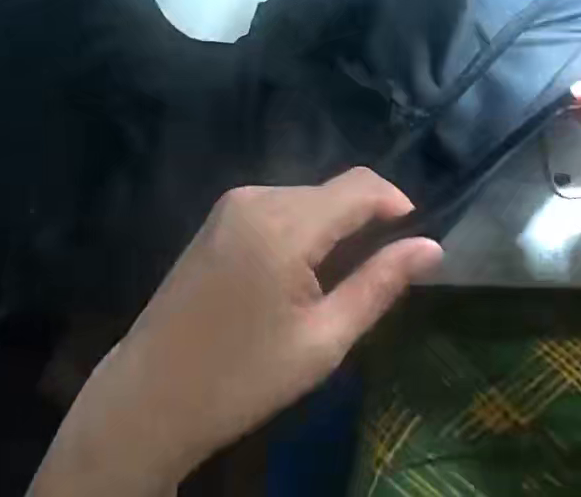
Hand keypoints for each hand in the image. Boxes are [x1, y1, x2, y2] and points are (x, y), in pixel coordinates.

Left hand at [31, 168, 442, 496]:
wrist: (149, 396)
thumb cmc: (242, 379)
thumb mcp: (323, 342)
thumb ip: (379, 285)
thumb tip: (431, 246)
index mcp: (285, 226)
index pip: (359, 185)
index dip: (395, 202)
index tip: (414, 236)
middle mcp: (258, 197)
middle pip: (334, 190)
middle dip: (364, 219)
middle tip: (375, 274)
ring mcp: (233, 202)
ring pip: (308, 195)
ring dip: (333, 224)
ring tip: (334, 280)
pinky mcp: (220, 213)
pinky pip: (279, 204)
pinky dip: (303, 226)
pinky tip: (297, 271)